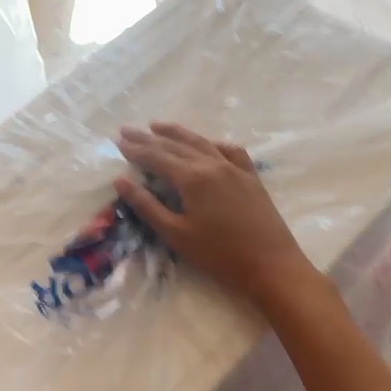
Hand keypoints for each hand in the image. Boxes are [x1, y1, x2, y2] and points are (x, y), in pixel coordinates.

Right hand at [114, 122, 323, 307]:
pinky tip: (207, 144)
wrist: (271, 265)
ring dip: (177, 133)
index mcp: (191, 178)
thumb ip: (147, 206)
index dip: (136, 149)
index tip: (118, 141)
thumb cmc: (219, 255)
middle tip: (128, 129)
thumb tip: (121, 181)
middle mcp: (212, 164)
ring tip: (158, 126)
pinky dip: (213, 143)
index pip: (156, 157)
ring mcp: (234, 168)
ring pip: (201, 143)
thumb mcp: (176, 234)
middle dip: (149, 137)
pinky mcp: (251, 177)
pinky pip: (230, 151)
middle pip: (175, 146)